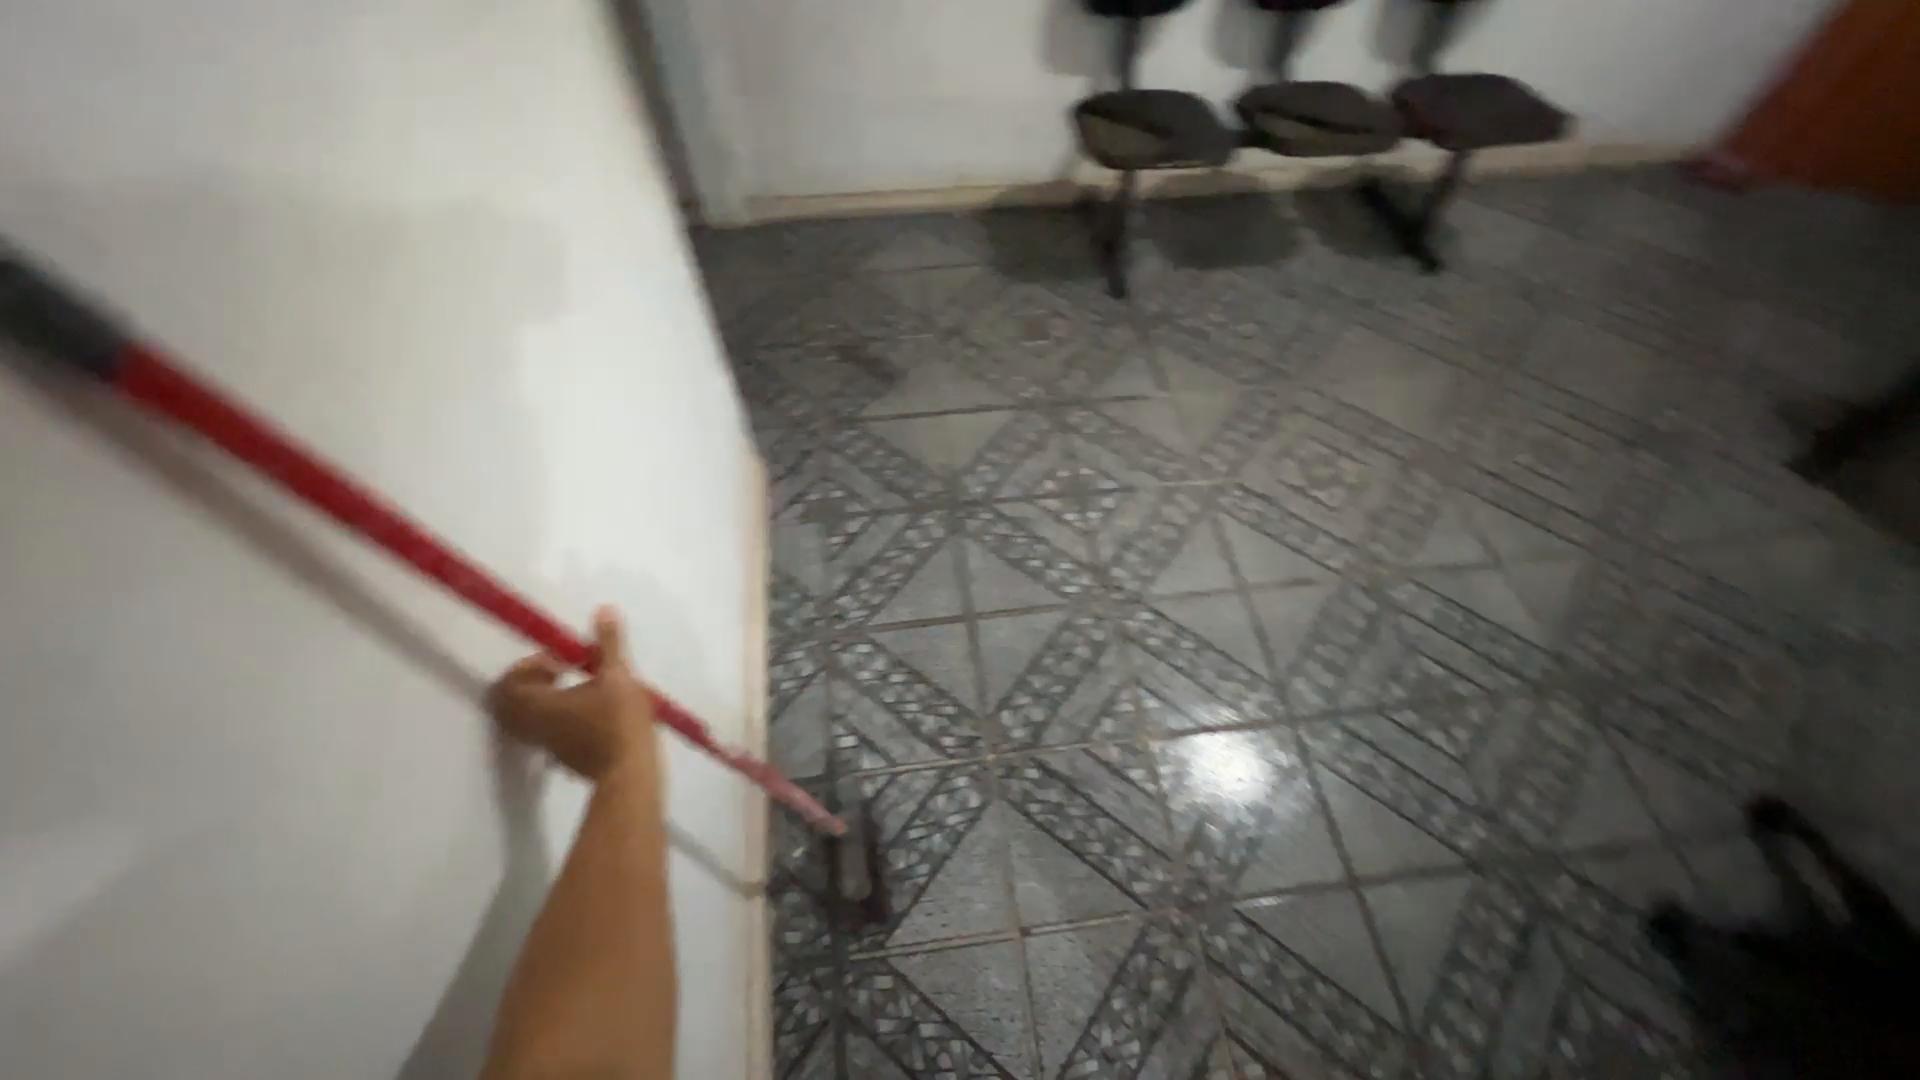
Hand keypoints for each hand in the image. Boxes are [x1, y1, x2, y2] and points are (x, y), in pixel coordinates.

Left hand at [488, 606, 657, 782]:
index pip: (509, 684)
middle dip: (533, 683)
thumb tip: (604, 609)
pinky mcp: (565, 758)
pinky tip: (590, 712)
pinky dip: (558, 717)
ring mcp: (548, 745)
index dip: (528, 667)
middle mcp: (535, 726)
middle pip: (512, 704)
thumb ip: (608, 645)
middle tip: (560, 671)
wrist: (629, 773)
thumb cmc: (619, 721)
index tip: (558, 659)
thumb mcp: (619, 676)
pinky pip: (548, 732)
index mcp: (539, 705)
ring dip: (546, 700)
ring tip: (578, 689)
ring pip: (529, 720)